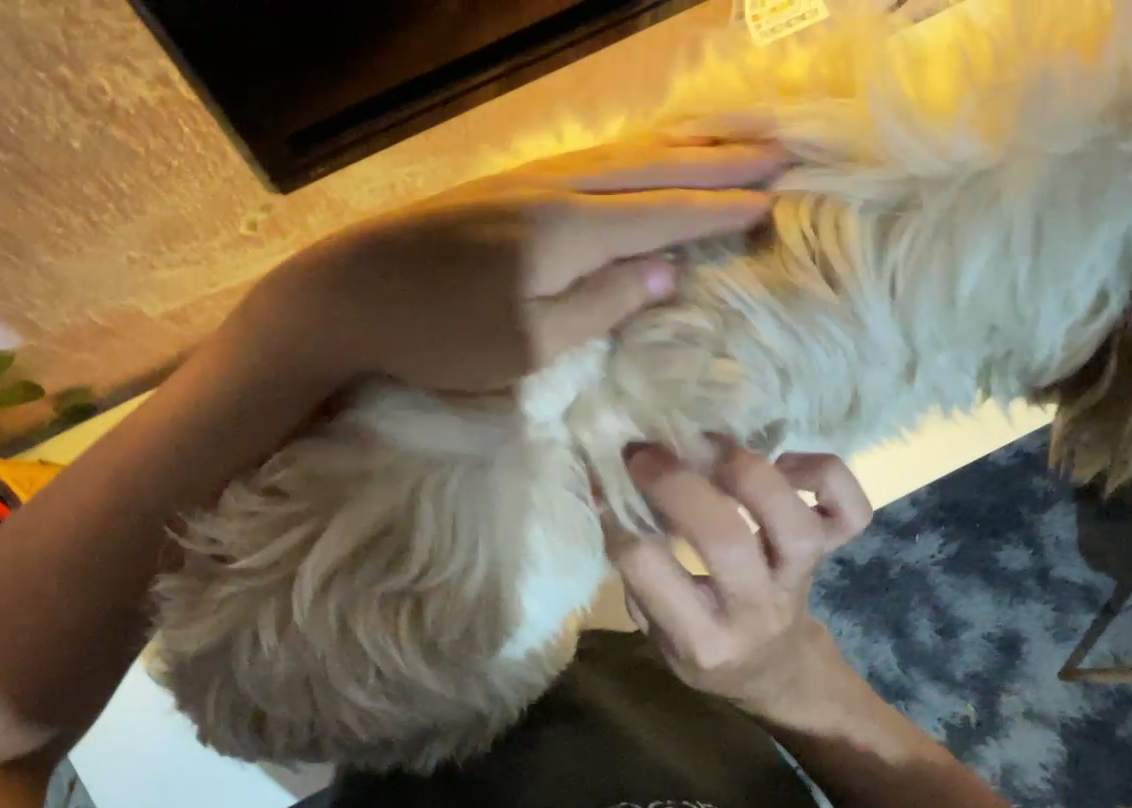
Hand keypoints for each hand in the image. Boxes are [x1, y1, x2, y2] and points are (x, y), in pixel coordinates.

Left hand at [232, 139, 784, 393]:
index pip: (666, 214)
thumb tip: (663, 273)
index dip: (722, 210)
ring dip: (684, 144)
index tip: (775, 202)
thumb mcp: (529, 346)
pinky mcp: (503, 186)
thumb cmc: (439, 336)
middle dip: (721, 160)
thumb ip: (601, 306)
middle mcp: (559, 190)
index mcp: (572, 232)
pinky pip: (591, 156)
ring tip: (731, 136)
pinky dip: (634, 149)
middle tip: (782, 148)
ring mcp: (528, 180)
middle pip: (655, 167)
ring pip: (624, 151)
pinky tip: (642, 153)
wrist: (348, 294)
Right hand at [607, 442, 876, 730]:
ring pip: (794, 525)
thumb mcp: (654, 628)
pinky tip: (784, 463)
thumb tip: (606, 488)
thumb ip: (634, 570)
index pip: (649, 567)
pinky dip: (823, 474)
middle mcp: (754, 611)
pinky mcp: (833, 555)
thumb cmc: (703, 645)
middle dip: (678, 484)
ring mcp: (800, 582)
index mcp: (700, 639)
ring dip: (749, 472)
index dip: (619, 518)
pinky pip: (851, 512)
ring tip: (710, 446)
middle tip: (645, 452)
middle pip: (726, 540)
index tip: (604, 483)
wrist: (776, 669)